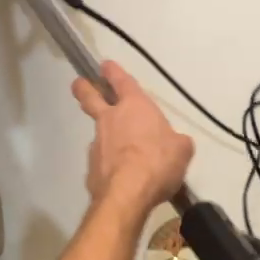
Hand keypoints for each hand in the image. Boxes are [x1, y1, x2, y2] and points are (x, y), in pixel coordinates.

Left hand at [73, 62, 193, 212]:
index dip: (114, 72)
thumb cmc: (157, 163)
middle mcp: (110, 120)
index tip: (105, 65)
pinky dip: (107, 167)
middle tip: (78, 85)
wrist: (127, 194)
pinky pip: (100, 164)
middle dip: (84, 89)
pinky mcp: (91, 169)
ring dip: (105, 139)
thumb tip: (175, 144)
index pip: (121, 81)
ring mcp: (97, 144)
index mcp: (134, 106)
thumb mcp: (181, 150)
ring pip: (98, 135)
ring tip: (119, 156)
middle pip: (91, 98)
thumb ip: (176, 142)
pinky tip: (117, 179)